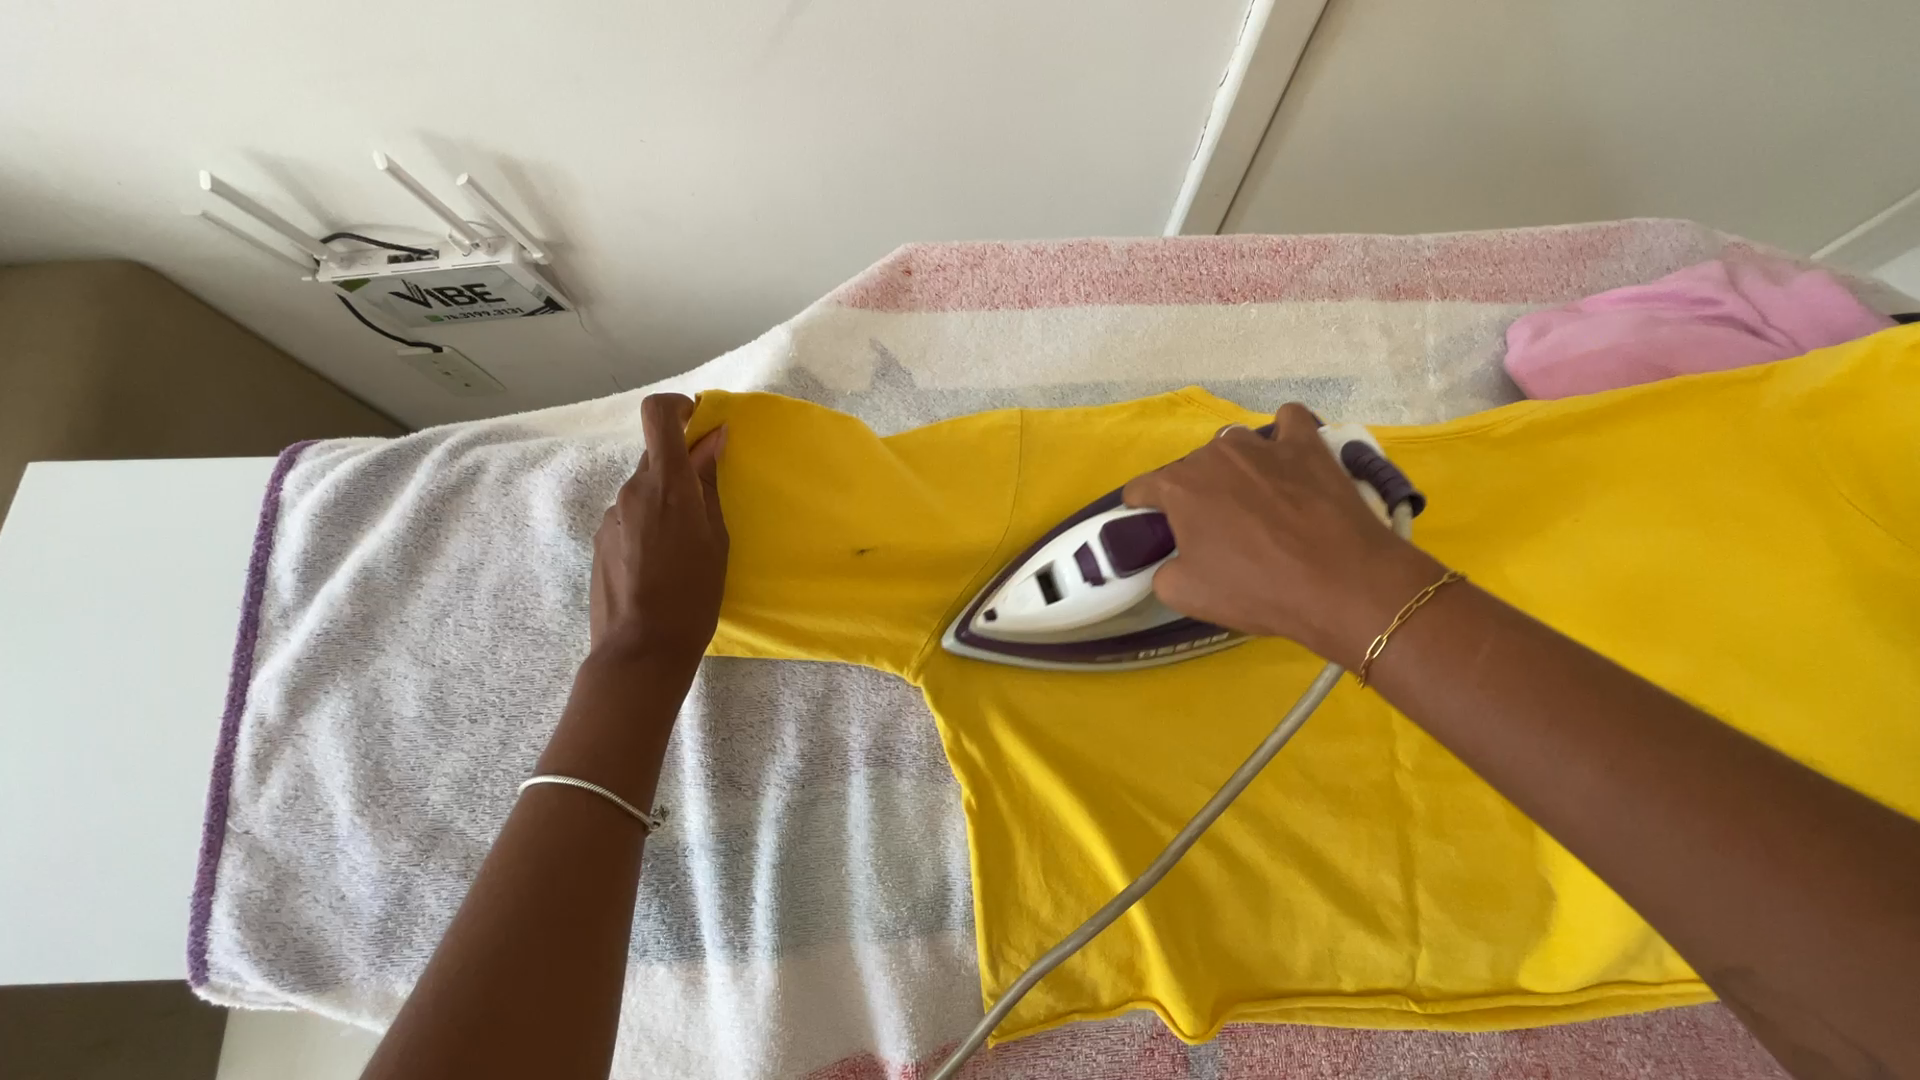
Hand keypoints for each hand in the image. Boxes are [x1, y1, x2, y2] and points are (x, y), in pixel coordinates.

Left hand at [589, 394, 728, 671]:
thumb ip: (709, 484)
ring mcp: (611, 515)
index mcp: (666, 485)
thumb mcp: (715, 537)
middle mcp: (632, 490)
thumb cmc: (694, 595)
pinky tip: (662, 562)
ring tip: (685, 544)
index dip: (679, 407)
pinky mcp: (601, 538)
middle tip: (708, 501)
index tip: (700, 422)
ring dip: (666, 499)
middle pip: (655, 455)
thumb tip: (712, 441)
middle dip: (682, 465)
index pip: (658, 414)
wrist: (642, 648)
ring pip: (644, 488)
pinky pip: (631, 514)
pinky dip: (650, 522)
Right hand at [1122, 403, 1443, 666]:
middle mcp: (1215, 455)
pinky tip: (1287, 457)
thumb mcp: (1184, 594)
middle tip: (1213, 531)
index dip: (1142, 510)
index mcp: (1179, 487)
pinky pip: (1289, 420)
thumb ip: (1162, 569)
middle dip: (1192, 493)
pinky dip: (1283, 434)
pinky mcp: (1308, 445)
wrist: (1342, 585)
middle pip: (1189, 468)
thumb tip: (1170, 560)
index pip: (1141, 488)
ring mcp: (1264, 444)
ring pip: (1232, 444)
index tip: (1154, 529)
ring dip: (1232, 467)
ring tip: (1252, 498)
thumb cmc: (1257, 590)